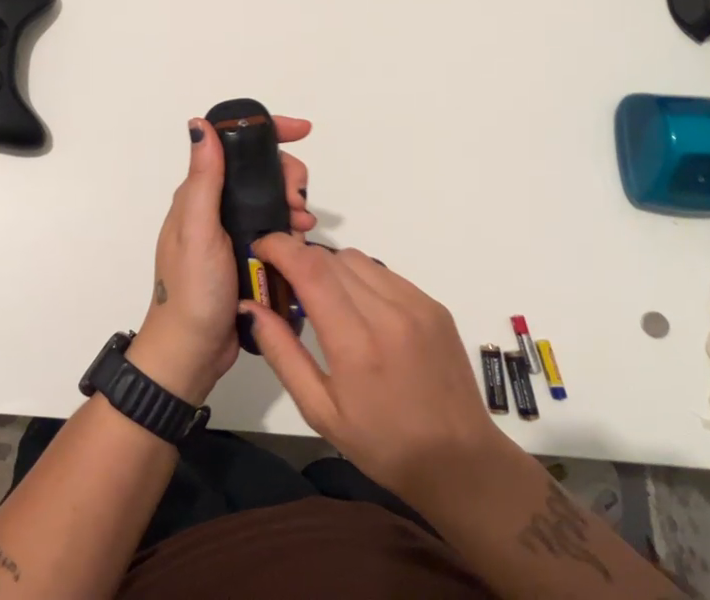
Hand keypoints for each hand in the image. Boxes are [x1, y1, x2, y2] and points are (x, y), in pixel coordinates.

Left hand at [129, 117, 315, 404]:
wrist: (193, 350)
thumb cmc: (193, 289)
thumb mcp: (198, 230)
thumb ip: (204, 179)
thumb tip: (200, 124)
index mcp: (197, 196)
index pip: (230, 148)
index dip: (266, 133)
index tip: (301, 131)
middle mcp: (213, 209)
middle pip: (257, 172)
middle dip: (286, 175)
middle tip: (299, 199)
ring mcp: (230, 233)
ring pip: (270, 200)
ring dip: (292, 202)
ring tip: (303, 223)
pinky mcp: (246, 257)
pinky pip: (275, 230)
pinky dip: (291, 228)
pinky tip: (302, 239)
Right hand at [241, 237, 498, 500]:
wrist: (459, 460)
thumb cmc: (381, 443)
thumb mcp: (319, 409)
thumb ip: (281, 352)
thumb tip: (250, 307)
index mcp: (356, 342)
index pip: (310, 268)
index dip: (279, 248)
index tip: (259, 250)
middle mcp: (389, 312)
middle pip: (330, 257)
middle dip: (298, 258)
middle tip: (283, 284)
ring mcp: (417, 305)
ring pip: (357, 259)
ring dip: (329, 267)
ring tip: (322, 300)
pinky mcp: (434, 306)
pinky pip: (384, 273)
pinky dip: (360, 280)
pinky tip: (358, 311)